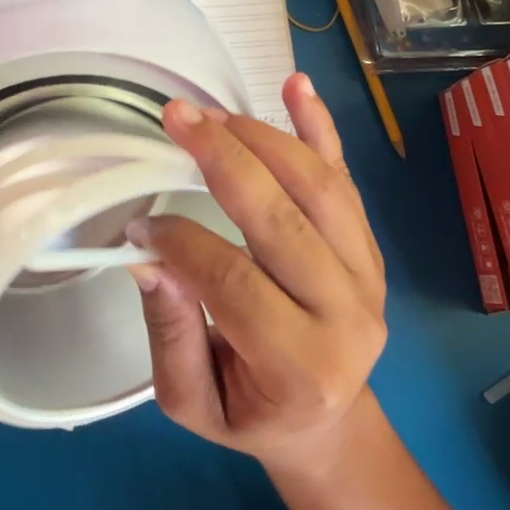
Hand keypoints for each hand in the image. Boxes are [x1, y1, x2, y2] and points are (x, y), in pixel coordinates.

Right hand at [129, 73, 386, 473]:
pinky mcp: (370, 249)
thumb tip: (149, 261)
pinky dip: (322, 130)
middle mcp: (348, 315)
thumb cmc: (252, 414)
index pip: (233, 282)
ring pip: (320, 190)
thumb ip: (171, 335)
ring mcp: (368, 275)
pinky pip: (346, 182)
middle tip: (177, 118)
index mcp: (300, 365)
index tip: (139, 223)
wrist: (328, 424)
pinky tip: (297, 85)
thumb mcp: (193, 402)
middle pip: (283, 221)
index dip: (180, 243)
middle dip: (224, 161)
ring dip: (264, 139)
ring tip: (213, 113)